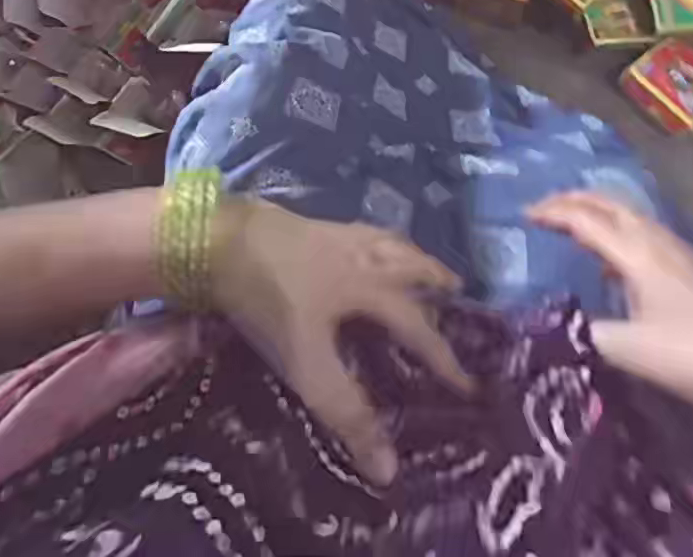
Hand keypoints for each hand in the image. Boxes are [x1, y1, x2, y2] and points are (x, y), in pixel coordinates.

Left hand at [211, 200, 472, 485]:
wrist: (222, 237)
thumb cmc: (269, 297)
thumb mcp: (307, 362)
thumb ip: (346, 411)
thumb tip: (389, 470)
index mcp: (369, 287)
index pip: (419, 328)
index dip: (444, 359)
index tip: (469, 382)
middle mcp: (362, 254)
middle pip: (411, 264)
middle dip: (436, 280)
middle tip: (455, 291)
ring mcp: (336, 232)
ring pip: (388, 240)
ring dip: (411, 253)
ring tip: (419, 262)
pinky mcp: (312, 222)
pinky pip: (361, 229)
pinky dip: (377, 237)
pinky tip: (362, 242)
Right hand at [529, 191, 692, 443]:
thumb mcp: (634, 352)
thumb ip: (585, 333)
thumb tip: (552, 324)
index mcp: (637, 252)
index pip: (583, 218)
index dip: (550, 212)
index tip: (522, 216)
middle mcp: (657, 241)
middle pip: (608, 203)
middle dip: (571, 199)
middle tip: (543, 210)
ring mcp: (680, 253)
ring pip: (629, 215)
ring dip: (596, 211)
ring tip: (571, 225)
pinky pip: (643, 232)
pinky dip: (616, 230)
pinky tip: (613, 262)